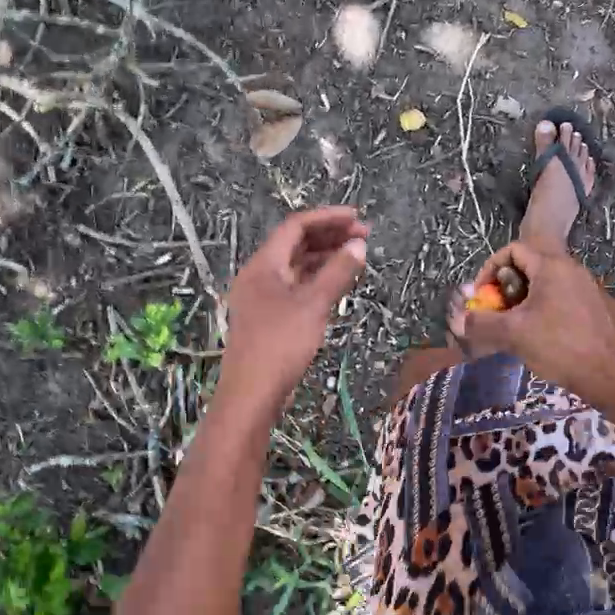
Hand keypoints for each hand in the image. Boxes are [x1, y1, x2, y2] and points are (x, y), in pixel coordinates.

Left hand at [223, 206, 367, 382]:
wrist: (251, 396)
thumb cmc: (280, 345)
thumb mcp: (314, 304)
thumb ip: (338, 271)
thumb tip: (359, 244)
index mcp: (263, 265)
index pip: (296, 227)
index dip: (328, 218)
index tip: (358, 218)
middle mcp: (259, 275)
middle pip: (296, 243)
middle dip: (330, 235)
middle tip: (364, 235)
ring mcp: (263, 297)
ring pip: (297, 265)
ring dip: (326, 256)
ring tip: (356, 256)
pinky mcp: (270, 316)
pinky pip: (297, 284)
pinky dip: (319, 277)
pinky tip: (339, 282)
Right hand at [448, 243, 614, 390]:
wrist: (604, 371)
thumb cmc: (557, 345)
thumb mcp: (514, 333)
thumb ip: (483, 322)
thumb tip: (459, 319)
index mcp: (551, 265)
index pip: (513, 250)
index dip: (490, 268)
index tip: (482, 294)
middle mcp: (569, 268)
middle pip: (528, 265)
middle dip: (505, 286)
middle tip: (496, 312)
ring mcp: (582, 285)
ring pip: (543, 282)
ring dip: (522, 298)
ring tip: (512, 325)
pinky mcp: (590, 303)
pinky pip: (558, 294)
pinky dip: (541, 306)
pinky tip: (536, 333)